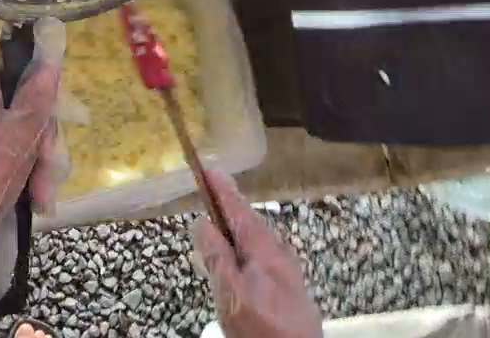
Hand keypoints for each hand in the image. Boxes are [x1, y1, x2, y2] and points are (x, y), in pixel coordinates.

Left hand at [0, 18, 67, 334]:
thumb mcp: (3, 155)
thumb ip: (29, 109)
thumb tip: (50, 62)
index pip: (16, 75)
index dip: (44, 92)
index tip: (62, 119)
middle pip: (29, 110)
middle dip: (47, 143)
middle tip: (51, 174)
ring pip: (31, 139)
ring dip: (45, 167)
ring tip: (43, 199)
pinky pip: (23, 163)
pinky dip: (34, 181)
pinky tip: (39, 203)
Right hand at [191, 171, 324, 337]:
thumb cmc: (263, 328)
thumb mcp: (231, 295)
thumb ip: (217, 258)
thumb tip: (201, 221)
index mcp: (263, 246)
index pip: (237, 208)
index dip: (221, 188)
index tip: (208, 167)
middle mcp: (278, 250)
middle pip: (248, 220)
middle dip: (229, 205)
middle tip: (210, 191)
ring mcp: (286, 268)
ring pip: (256, 238)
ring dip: (236, 226)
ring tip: (219, 219)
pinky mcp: (289, 287)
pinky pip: (262, 254)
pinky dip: (245, 245)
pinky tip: (239, 256)